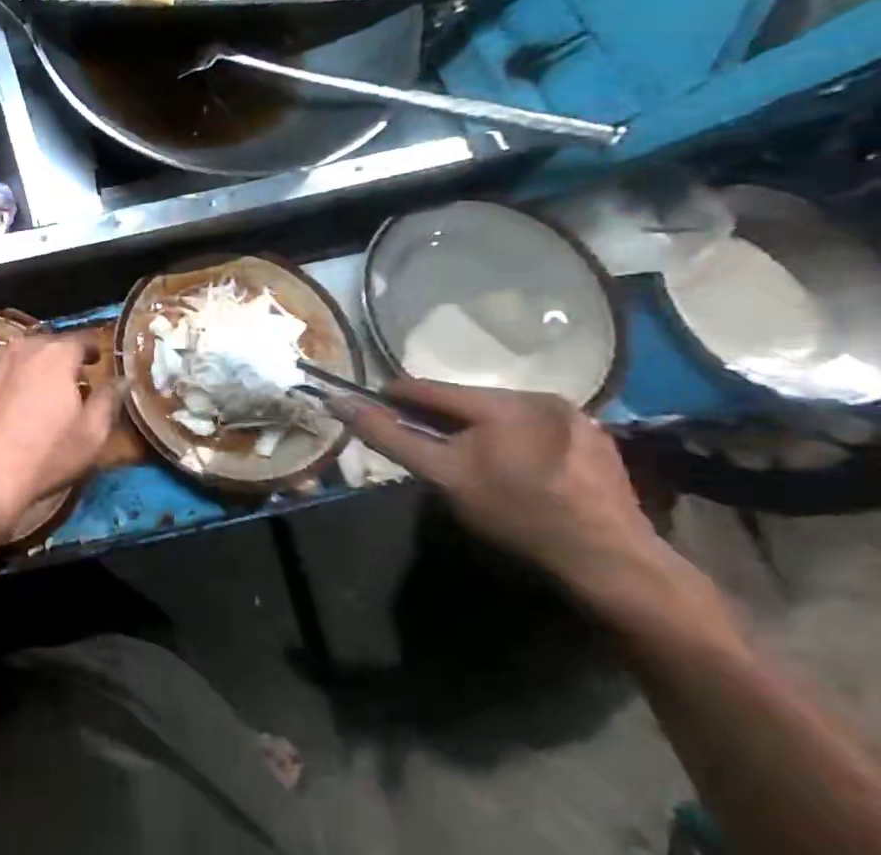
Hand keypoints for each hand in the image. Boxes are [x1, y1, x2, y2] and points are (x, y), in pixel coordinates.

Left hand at [0, 334, 119, 555]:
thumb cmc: (43, 455)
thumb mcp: (92, 435)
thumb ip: (109, 401)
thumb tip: (121, 380)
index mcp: (55, 355)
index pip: (81, 341)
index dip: (91, 351)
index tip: (95, 362)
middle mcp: (19, 349)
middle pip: (45, 346)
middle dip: (58, 359)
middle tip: (66, 382)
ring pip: (14, 357)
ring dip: (27, 369)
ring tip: (31, 394)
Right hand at [332, 380, 657, 588]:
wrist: (608, 561)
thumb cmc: (514, 513)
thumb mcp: (441, 474)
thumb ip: (389, 435)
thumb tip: (339, 402)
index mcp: (504, 401)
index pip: (429, 388)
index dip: (395, 400)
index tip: (376, 416)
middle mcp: (543, 397)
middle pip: (467, 400)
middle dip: (439, 419)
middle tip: (424, 448)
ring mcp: (577, 418)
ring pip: (501, 413)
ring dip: (475, 429)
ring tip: (467, 460)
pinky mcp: (598, 441)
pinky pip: (534, 428)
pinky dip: (511, 440)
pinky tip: (512, 469)